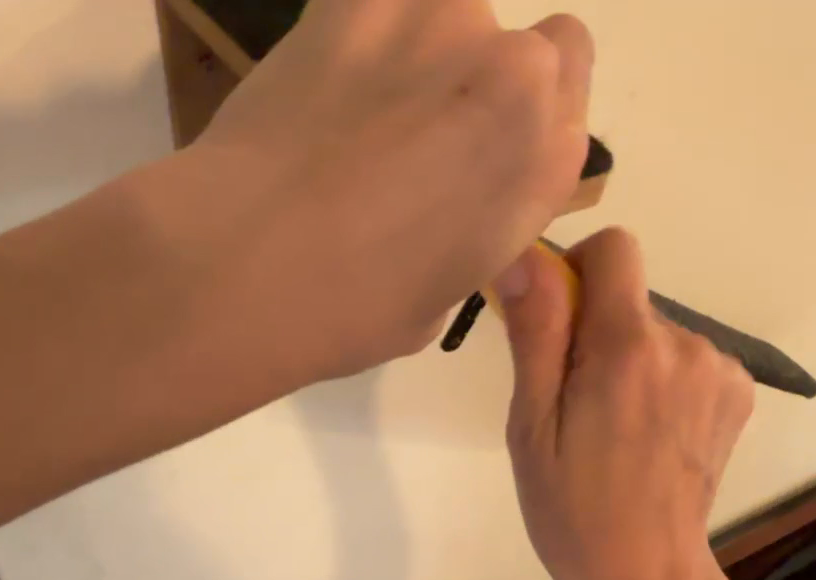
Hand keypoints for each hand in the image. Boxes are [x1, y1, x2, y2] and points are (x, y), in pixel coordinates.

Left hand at [194, 0, 591, 371]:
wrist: (248, 266)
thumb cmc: (350, 312)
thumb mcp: (437, 304)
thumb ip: (468, 243)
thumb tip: (456, 224)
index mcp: (543, 169)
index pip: (567, 114)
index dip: (522, 134)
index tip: (478, 158)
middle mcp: (520, 81)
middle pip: (543, 49)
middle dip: (496, 82)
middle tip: (428, 128)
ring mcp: (447, 22)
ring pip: (458, 13)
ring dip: (425, 51)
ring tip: (354, 109)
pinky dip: (362, 24)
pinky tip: (320, 75)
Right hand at [499, 230, 754, 579]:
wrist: (646, 575)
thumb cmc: (570, 511)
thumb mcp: (530, 428)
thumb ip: (535, 336)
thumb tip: (524, 257)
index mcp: (628, 349)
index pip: (614, 249)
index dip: (576, 272)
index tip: (554, 326)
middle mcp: (687, 344)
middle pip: (630, 298)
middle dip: (594, 332)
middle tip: (573, 406)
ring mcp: (721, 370)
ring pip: (656, 331)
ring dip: (628, 360)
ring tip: (611, 430)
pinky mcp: (738, 393)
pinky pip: (685, 358)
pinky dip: (661, 381)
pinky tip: (646, 435)